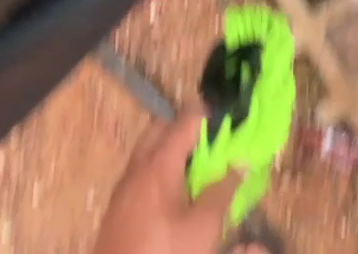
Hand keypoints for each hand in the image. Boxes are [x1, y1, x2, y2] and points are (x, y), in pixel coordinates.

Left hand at [95, 113, 243, 253]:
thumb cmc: (166, 253)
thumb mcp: (204, 226)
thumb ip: (224, 190)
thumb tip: (241, 164)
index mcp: (159, 165)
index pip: (186, 121)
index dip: (211, 118)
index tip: (230, 126)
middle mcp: (137, 169)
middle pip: (161, 129)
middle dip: (187, 130)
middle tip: (212, 146)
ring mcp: (123, 189)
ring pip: (148, 151)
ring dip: (172, 151)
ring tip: (197, 171)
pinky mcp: (116, 209)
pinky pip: (139, 174)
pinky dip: (159, 171)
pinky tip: (175, 196)